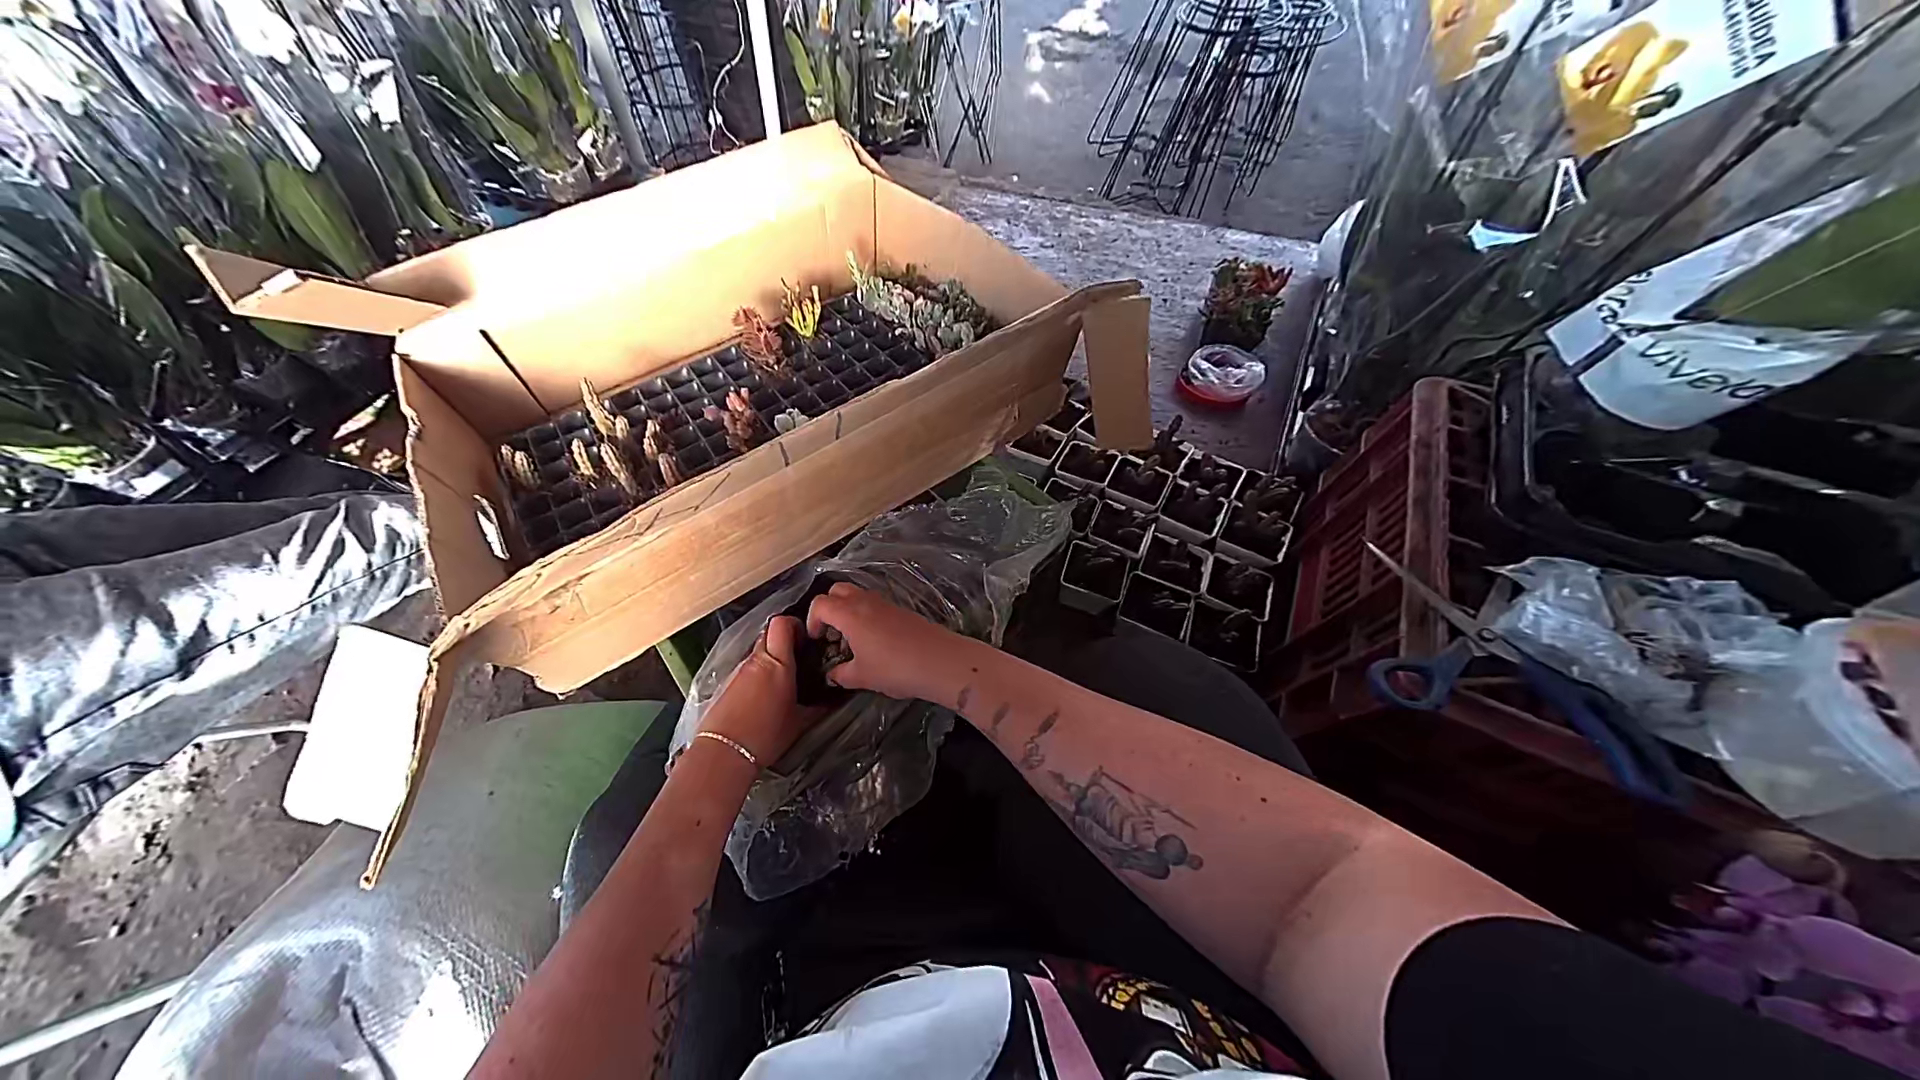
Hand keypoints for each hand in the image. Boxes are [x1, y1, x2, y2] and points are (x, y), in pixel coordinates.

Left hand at [701, 615, 819, 764]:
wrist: (723, 753)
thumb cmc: (765, 737)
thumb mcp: (799, 723)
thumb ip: (818, 708)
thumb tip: (833, 703)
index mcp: (778, 664)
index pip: (781, 624)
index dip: (793, 624)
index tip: (804, 637)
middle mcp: (756, 661)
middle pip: (768, 633)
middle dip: (783, 639)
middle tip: (796, 656)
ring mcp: (737, 671)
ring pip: (756, 651)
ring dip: (769, 658)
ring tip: (780, 680)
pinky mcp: (725, 684)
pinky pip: (744, 669)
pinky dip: (755, 674)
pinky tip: (762, 695)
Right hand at [805, 583, 964, 702]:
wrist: (940, 661)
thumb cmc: (895, 668)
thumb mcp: (861, 677)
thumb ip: (840, 674)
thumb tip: (832, 674)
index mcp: (850, 613)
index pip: (820, 603)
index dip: (812, 620)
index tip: (817, 640)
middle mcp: (866, 601)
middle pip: (837, 590)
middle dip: (829, 608)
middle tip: (833, 634)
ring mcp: (886, 603)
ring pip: (858, 595)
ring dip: (848, 611)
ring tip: (853, 640)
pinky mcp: (901, 610)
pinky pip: (875, 604)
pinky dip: (866, 615)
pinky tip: (875, 642)